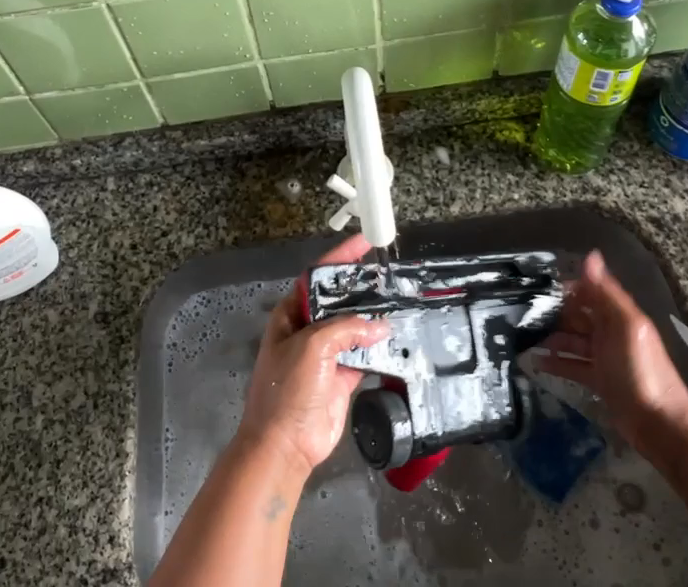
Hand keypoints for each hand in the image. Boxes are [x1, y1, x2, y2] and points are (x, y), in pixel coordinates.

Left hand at [236, 235, 390, 472]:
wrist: (284, 444)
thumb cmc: (288, 389)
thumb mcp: (312, 347)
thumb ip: (345, 329)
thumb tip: (380, 327)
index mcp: (291, 315)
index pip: (318, 277)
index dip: (341, 258)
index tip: (365, 242)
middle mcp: (308, 330)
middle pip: (340, 302)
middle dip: (363, 290)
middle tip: (393, 276)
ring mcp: (326, 354)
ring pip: (355, 328)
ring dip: (375, 320)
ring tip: (403, 304)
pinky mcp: (342, 377)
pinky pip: (365, 355)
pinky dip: (380, 350)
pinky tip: (399, 341)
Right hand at [530, 251, 687, 455]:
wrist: (659, 425)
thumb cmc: (641, 371)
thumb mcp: (626, 327)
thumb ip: (607, 293)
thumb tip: (590, 255)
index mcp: (619, 317)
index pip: (591, 293)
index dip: (568, 288)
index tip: (539, 288)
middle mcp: (612, 334)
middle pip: (579, 317)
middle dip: (555, 313)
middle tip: (524, 314)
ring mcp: (605, 358)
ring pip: (573, 341)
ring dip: (552, 338)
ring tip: (524, 339)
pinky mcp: (599, 381)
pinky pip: (573, 366)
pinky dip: (555, 363)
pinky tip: (536, 363)